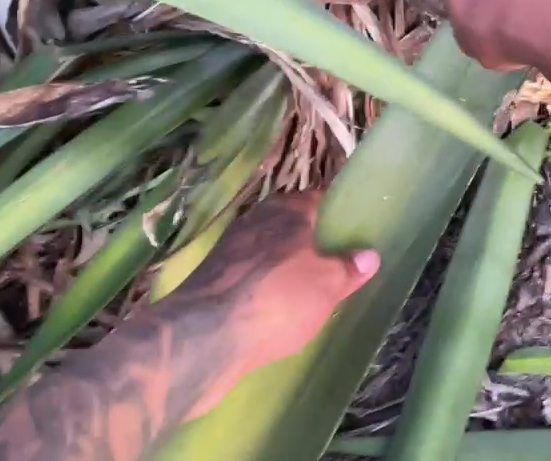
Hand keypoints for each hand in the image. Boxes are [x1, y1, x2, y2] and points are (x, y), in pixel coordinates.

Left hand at [0, 192, 377, 459]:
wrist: (180, 355)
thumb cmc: (259, 311)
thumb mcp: (321, 291)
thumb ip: (345, 271)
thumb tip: (370, 256)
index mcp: (281, 217)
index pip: (315, 194)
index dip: (333, 201)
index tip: (350, 209)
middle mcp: (250, 228)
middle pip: (285, 219)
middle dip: (305, 230)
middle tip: (333, 249)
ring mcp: (220, 259)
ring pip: (259, 250)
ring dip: (279, 261)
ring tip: (305, 285)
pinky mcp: (198, 295)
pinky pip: (241, 281)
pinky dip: (258, 289)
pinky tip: (267, 315)